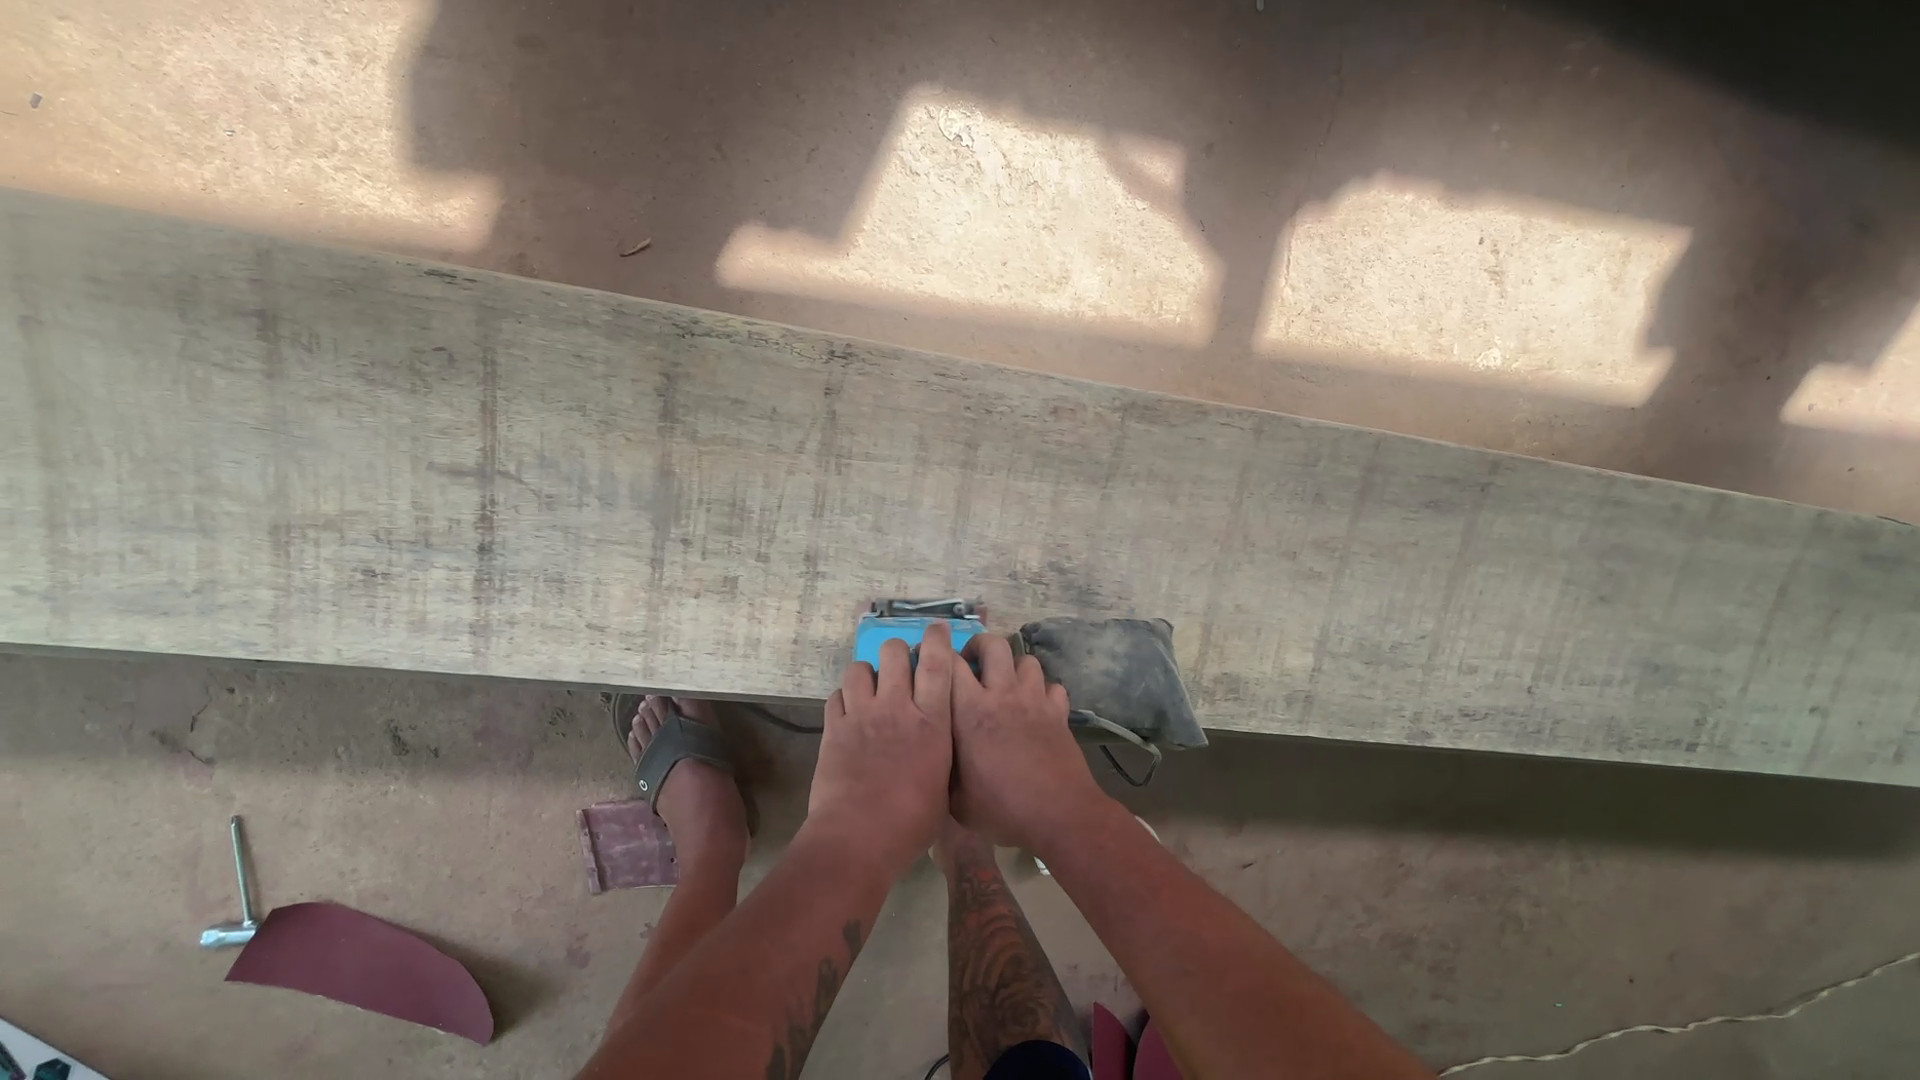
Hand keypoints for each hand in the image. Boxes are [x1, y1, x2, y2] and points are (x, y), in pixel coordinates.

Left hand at [807, 620, 956, 874]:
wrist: (858, 837)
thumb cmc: (912, 822)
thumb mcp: (943, 787)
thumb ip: (942, 755)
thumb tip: (939, 747)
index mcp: (932, 722)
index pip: (937, 665)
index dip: (938, 640)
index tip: (938, 629)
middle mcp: (897, 709)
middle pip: (894, 653)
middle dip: (897, 651)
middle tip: (900, 666)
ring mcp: (862, 716)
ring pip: (859, 668)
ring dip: (867, 673)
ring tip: (870, 688)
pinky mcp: (834, 728)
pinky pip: (836, 696)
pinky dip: (843, 698)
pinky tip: (849, 712)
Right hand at [950, 633, 1111, 852]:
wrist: (1058, 814)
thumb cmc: (1001, 808)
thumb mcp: (955, 800)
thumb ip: (941, 770)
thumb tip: (932, 757)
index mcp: (970, 710)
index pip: (949, 663)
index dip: (939, 657)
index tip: (934, 667)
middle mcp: (1003, 695)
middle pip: (993, 645)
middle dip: (979, 647)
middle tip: (972, 666)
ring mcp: (1035, 700)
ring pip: (1026, 660)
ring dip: (1014, 668)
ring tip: (1006, 686)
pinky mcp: (1059, 712)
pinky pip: (1053, 686)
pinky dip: (1043, 691)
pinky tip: (1037, 708)